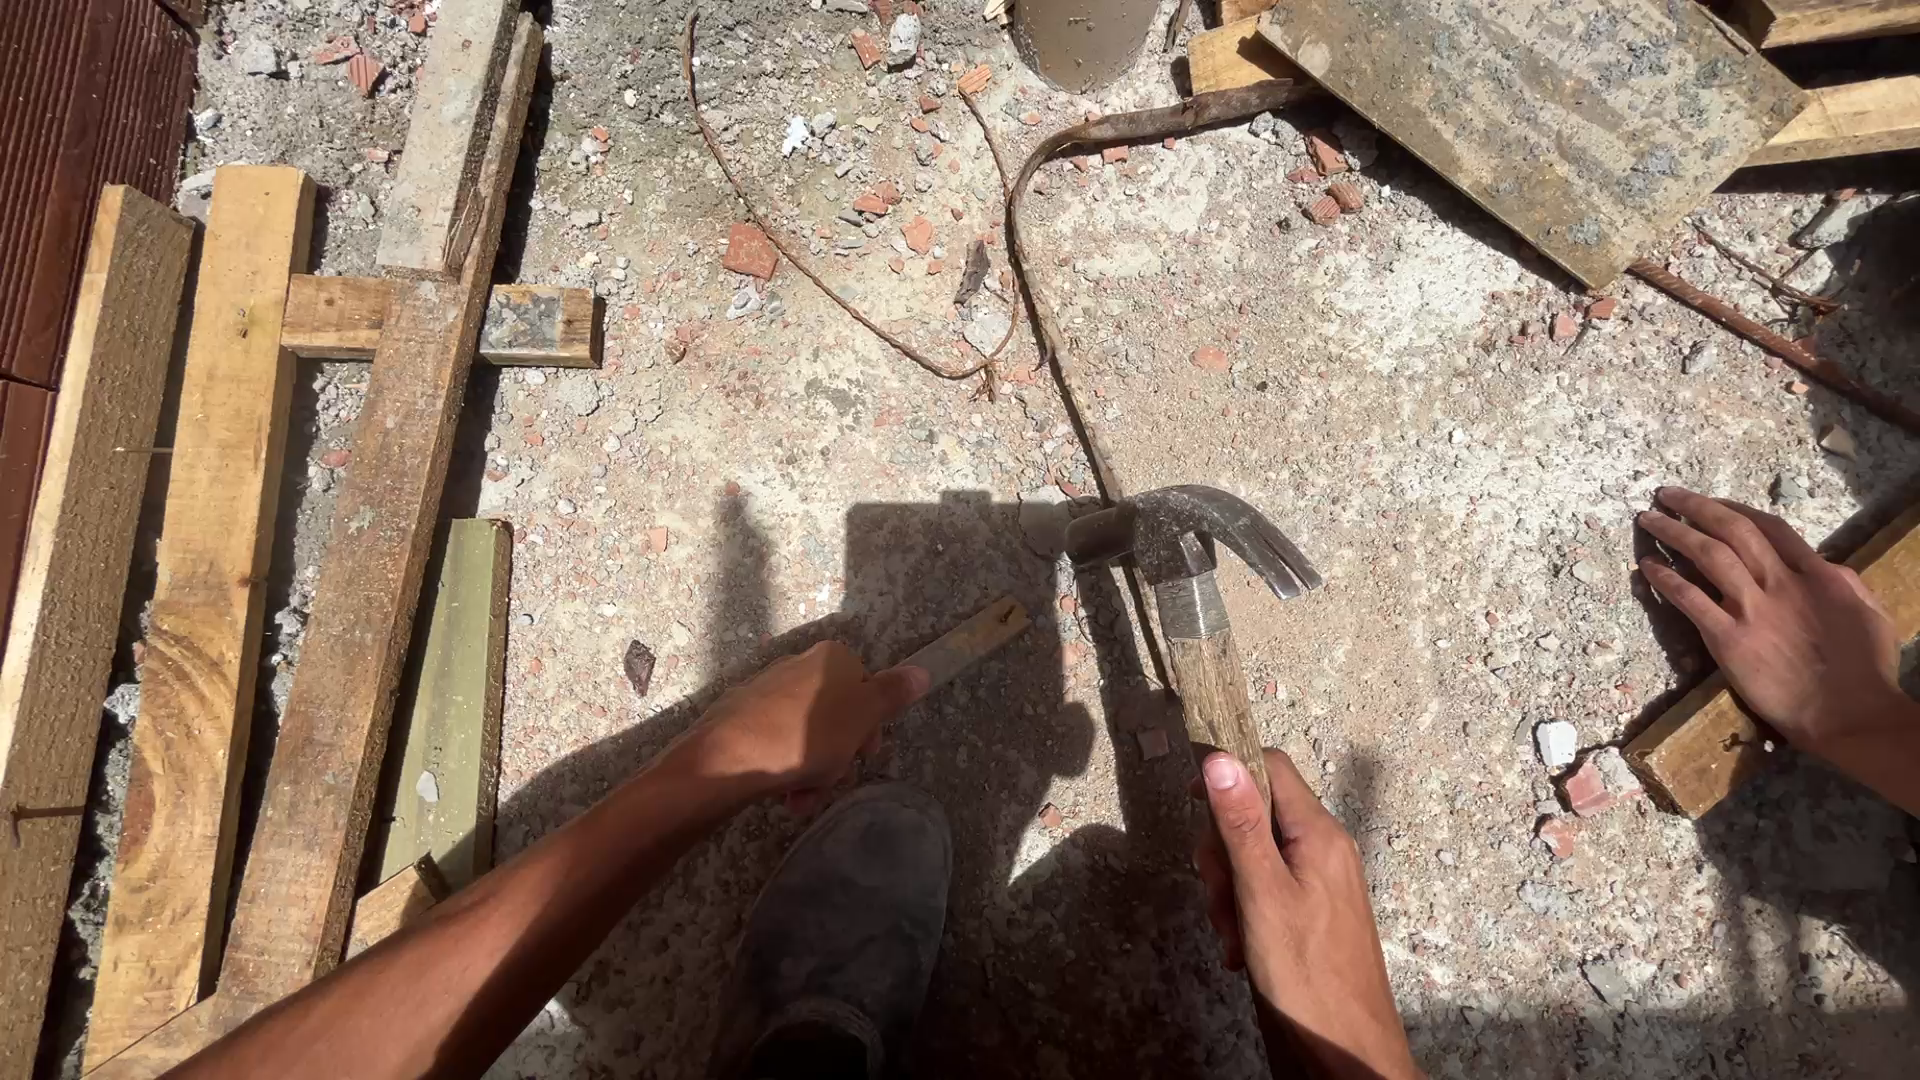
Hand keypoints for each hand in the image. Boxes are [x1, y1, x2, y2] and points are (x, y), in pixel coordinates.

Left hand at [685, 641, 928, 799]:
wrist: (726, 760)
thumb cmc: (805, 736)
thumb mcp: (862, 717)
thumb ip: (893, 694)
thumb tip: (922, 671)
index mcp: (832, 658)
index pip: (867, 689)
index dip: (870, 727)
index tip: (864, 756)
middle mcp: (799, 664)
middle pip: (837, 714)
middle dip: (840, 753)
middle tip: (832, 782)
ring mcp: (766, 689)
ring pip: (807, 733)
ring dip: (813, 769)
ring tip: (802, 798)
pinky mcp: (740, 716)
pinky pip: (776, 741)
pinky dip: (784, 767)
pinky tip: (782, 794)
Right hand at [1193, 750, 1417, 1079]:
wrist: (1345, 1053)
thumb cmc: (1303, 969)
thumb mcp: (1260, 890)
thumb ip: (1239, 822)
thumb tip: (1218, 756)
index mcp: (1317, 831)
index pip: (1269, 765)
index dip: (1227, 772)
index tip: (1192, 802)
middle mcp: (1322, 845)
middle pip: (1255, 810)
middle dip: (1221, 845)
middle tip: (1214, 888)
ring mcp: (1318, 877)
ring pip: (1254, 850)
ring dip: (1228, 883)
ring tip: (1228, 928)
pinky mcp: (1311, 906)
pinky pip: (1265, 882)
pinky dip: (1243, 905)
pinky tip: (1238, 942)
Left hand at [1636, 488, 1910, 763]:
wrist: (1849, 711)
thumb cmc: (1860, 665)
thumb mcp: (1862, 611)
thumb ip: (1834, 581)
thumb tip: (1814, 561)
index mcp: (1821, 576)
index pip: (1770, 528)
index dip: (1732, 509)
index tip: (1706, 501)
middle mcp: (1784, 585)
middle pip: (1733, 532)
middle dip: (1695, 508)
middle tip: (1664, 495)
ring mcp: (1753, 609)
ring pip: (1707, 556)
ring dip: (1671, 533)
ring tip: (1646, 519)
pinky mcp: (1727, 636)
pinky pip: (1688, 597)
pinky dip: (1664, 577)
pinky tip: (1646, 566)